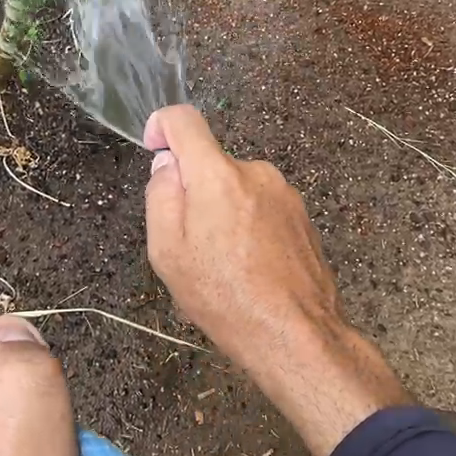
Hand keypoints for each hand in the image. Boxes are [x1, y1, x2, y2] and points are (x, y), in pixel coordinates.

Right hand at [144, 106, 408, 455]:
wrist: (296, 335)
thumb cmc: (223, 296)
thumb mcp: (167, 251)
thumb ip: (160, 195)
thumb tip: (168, 164)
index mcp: (217, 175)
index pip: (184, 120)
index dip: (161, 125)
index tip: (154, 148)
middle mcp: (254, 172)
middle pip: (210, 163)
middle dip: (194, 190)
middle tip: (189, 242)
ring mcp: (284, 193)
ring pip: (236, 187)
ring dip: (222, 211)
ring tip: (222, 263)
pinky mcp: (302, 216)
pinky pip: (260, 206)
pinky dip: (247, 226)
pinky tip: (249, 267)